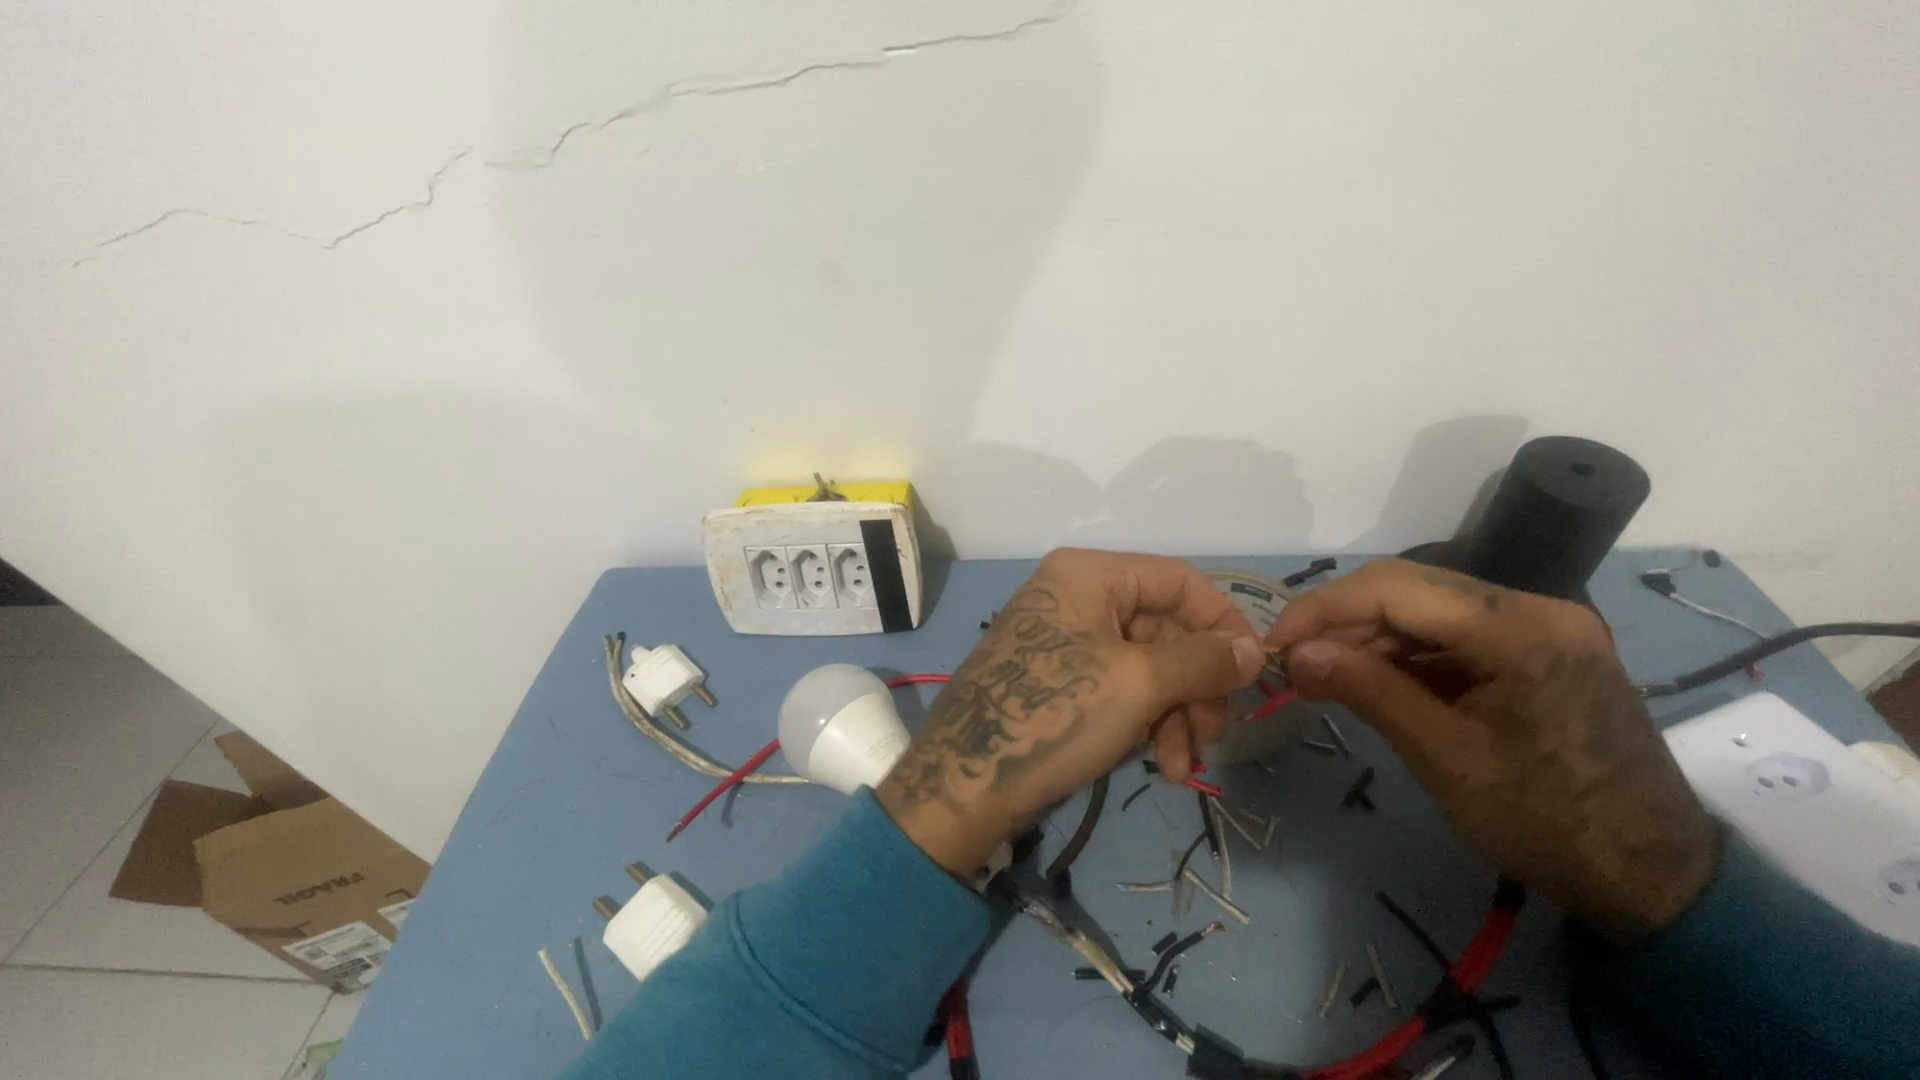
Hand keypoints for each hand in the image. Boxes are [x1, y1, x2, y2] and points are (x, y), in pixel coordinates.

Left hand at [876, 549, 1265, 872]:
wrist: (965, 783)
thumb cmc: (1055, 714)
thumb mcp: (1139, 683)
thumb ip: (1203, 661)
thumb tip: (1255, 650)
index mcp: (1088, 575)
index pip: (1179, 581)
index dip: (1223, 624)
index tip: (1254, 672)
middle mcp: (1076, 597)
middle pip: (1164, 631)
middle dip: (1196, 688)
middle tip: (1215, 736)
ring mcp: (1065, 642)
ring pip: (1146, 668)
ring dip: (1175, 717)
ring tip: (1182, 767)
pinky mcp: (1058, 683)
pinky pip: (1119, 691)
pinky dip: (1144, 725)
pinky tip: (1158, 765)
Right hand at [1266, 558, 1720, 941]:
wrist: (1654, 879)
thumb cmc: (1546, 823)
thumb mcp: (1445, 758)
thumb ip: (1370, 692)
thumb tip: (1296, 654)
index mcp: (1520, 629)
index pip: (1397, 588)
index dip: (1324, 608)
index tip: (1274, 642)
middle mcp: (1536, 609)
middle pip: (1412, 588)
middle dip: (1343, 620)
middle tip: (1294, 662)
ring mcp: (1543, 628)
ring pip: (1430, 609)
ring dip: (1372, 637)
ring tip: (1323, 675)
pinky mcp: (1540, 652)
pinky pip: (1456, 635)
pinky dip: (1408, 654)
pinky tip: (1374, 680)